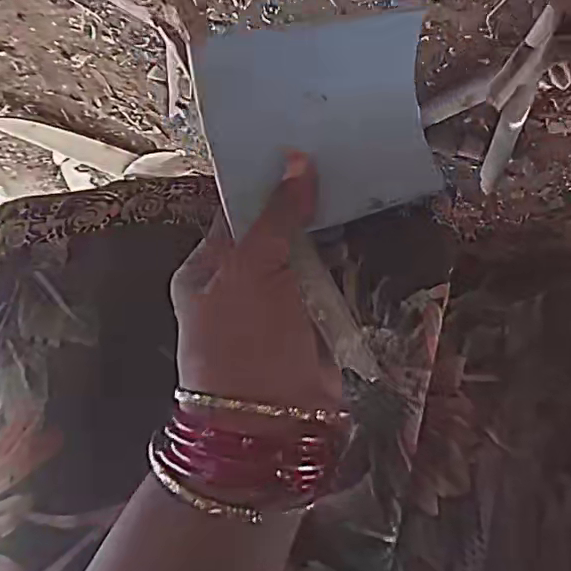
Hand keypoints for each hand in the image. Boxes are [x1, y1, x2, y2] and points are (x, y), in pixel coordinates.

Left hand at [171, 152, 341, 409]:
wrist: (272, 423)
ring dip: (326, 226)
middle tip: (334, 157)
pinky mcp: (314, 315)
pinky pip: (330, 274)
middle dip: (302, 200)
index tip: (297, 146)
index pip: (236, 211)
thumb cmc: (243, 341)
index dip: (265, 180)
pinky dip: (343, 256)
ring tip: (353, 179)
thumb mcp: (251, 269)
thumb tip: (298, 160)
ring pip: (307, 249)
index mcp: (208, 267)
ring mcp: (281, 299)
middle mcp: (242, 280)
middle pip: (275, 227)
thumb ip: (278, 216)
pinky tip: (361, 224)